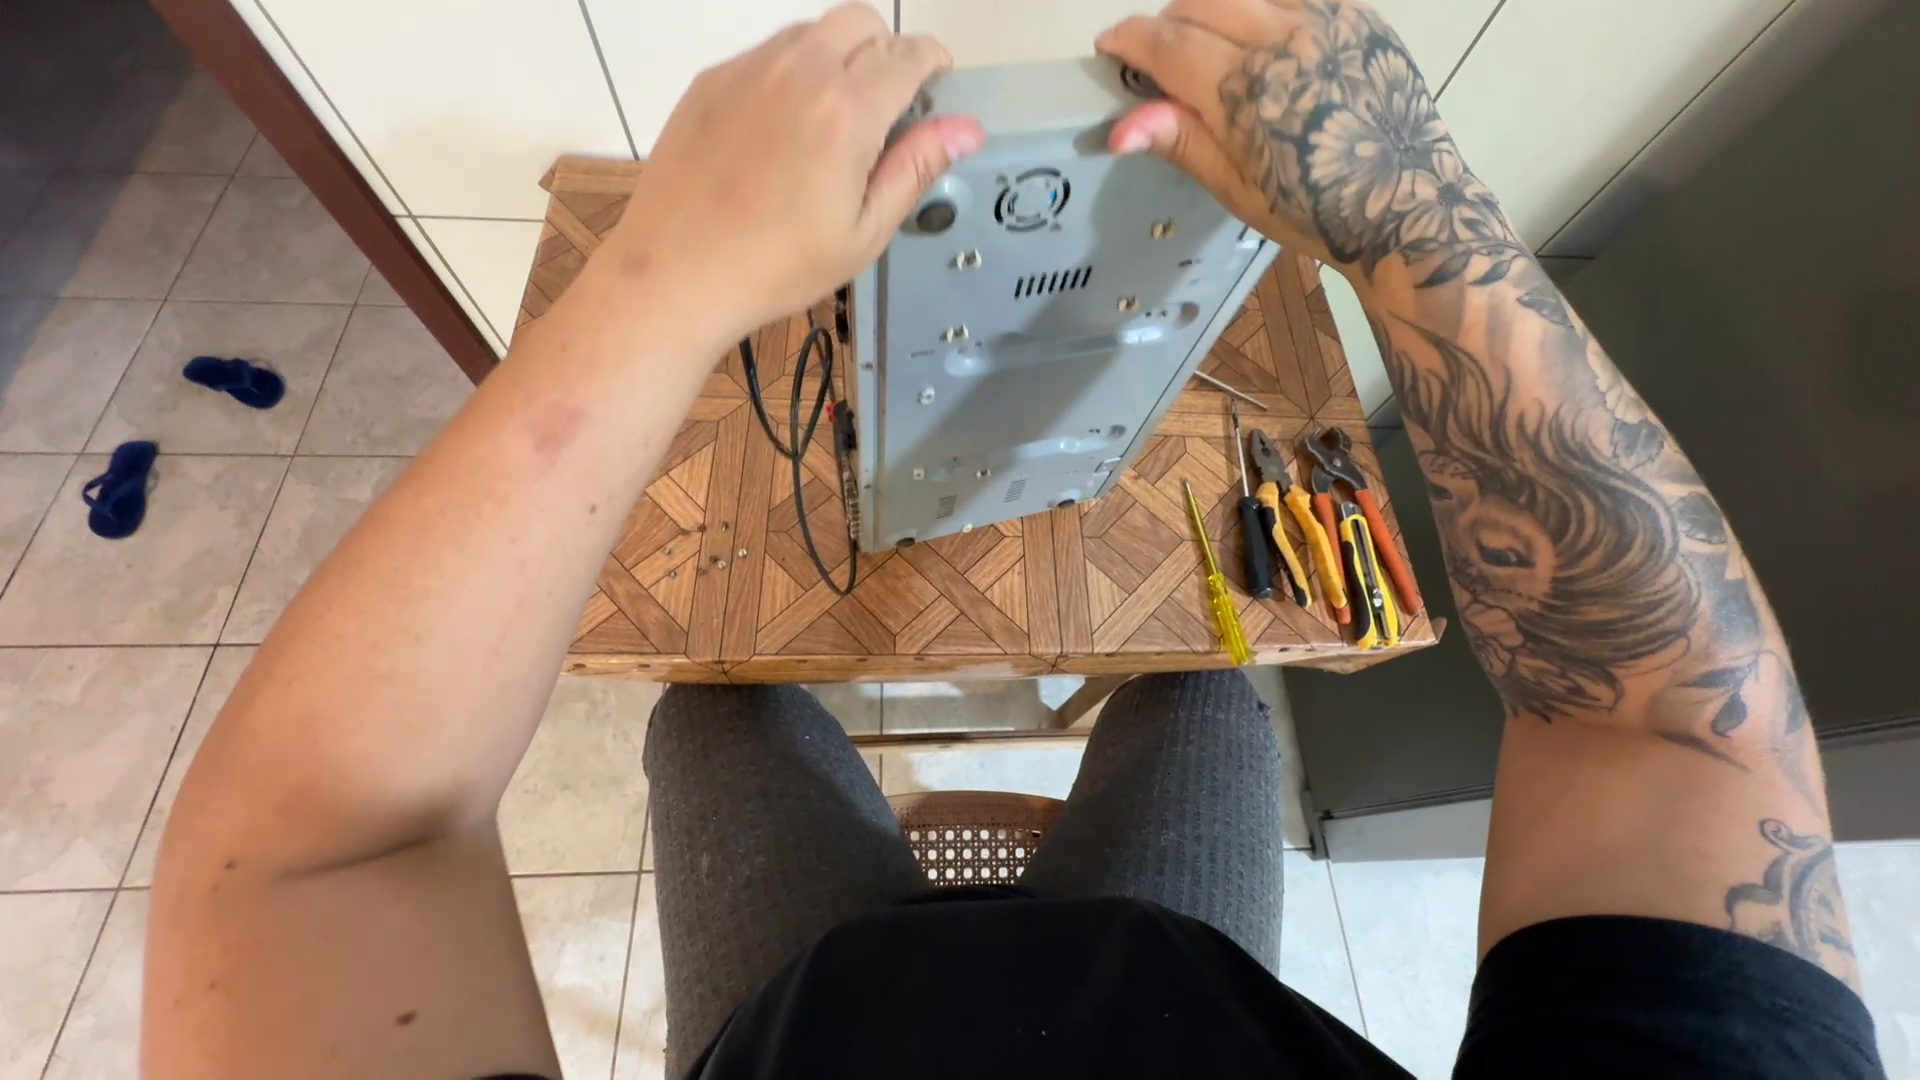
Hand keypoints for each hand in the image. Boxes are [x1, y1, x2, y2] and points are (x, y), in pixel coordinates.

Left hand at [605, 4, 983, 337]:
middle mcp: (797, 71)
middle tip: (887, 106)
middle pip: (860, 21)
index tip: (937, 78)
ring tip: (833, 123)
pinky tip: (782, 132)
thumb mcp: (863, 233)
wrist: (679, 272)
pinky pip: (766, 54)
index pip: (906, 56)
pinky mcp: (712, 81)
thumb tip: (965, 128)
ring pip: (811, 32)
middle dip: (886, 51)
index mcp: (845, 112)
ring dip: (838, 58)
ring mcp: (747, 69)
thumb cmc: (778, 267)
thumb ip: (915, 169)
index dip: (932, 62)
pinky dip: (791, 74)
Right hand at [1097, 0, 1516, 289]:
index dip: (1130, 39)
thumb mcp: (1236, 187)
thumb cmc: (1310, 208)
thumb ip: (1181, 141)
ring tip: (1208, 47)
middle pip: (1200, 1)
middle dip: (1167, 23)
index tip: (1109, 45)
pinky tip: (1260, 42)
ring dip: (1211, 9)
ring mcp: (1325, 15)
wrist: (1403, 200)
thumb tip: (1118, 129)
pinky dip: (1258, 7)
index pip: (1169, 42)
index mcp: (1245, 90)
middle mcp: (1282, 37)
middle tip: (1161, 61)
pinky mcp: (1356, 11)